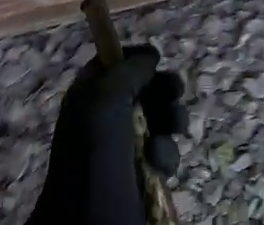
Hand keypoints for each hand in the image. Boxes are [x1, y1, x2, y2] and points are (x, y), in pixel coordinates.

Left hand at [24, 44, 186, 224]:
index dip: (135, 58)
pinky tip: (161, 166)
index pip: (113, 62)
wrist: (93, 222)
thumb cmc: (94, 156)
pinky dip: (167, 155)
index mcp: (89, 94)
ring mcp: (124, 146)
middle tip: (174, 92)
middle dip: (163, 88)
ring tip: (172, 130)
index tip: (156, 59)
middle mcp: (106, 116)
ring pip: (159, 119)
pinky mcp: (143, 173)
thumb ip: (127, 71)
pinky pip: (164, 152)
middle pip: (143, 87)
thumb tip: (150, 56)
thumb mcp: (104, 101)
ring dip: (170, 121)